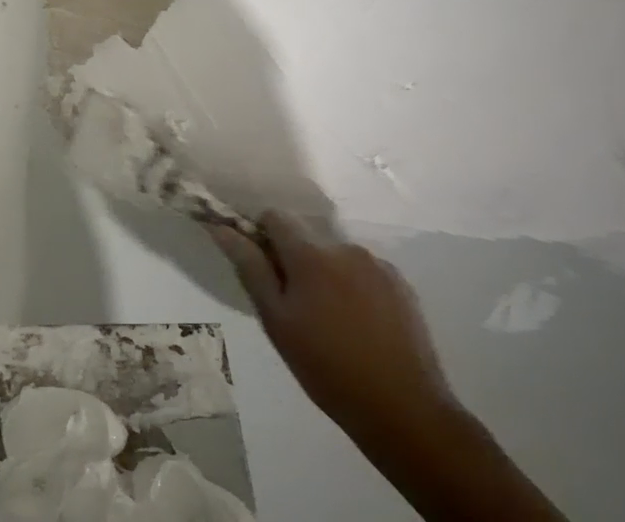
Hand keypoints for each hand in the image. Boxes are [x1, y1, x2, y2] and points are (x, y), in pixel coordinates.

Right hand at [208, 211, 454, 437]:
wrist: (402, 408)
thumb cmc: (325, 366)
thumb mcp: (275, 320)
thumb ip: (250, 267)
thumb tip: (221, 228)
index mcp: (312, 255)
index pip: (275, 216)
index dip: (260, 234)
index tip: (259, 266)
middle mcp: (347, 249)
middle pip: (307, 238)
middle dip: (293, 259)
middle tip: (292, 305)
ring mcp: (380, 266)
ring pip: (336, 256)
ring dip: (324, 273)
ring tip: (328, 319)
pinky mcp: (403, 286)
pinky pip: (364, 272)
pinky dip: (352, 287)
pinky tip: (357, 324)